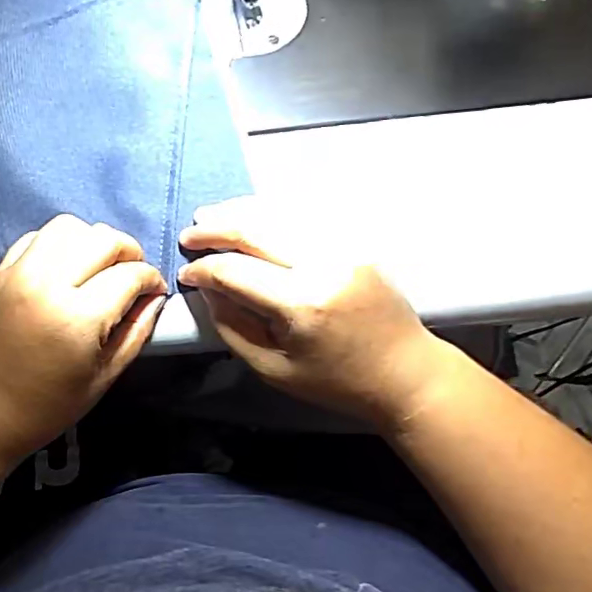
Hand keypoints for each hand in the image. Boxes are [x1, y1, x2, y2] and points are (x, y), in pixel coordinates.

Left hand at [0, 215, 167, 471]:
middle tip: (132, 278)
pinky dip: (59, 244)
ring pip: (69, 227)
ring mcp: (19, 273)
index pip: (130, 275)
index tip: (154, 293)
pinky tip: (65, 270)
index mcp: (77, 316)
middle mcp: (48, 283)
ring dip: (93, 242)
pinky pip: (37, 237)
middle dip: (129, 253)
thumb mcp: (103, 379)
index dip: (152, 281)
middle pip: (103, 239)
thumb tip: (154, 301)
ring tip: (99, 269)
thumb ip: (135, 333)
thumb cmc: (44, 408)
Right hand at [178, 197, 456, 427]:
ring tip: (212, 215)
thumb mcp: (273, 369)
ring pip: (281, 212)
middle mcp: (324, 264)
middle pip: (257, 229)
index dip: (204, 270)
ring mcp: (345, 247)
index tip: (186, 273)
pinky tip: (255, 212)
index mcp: (302, 304)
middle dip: (216, 228)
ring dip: (242, 211)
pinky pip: (308, 213)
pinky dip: (275, 210)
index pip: (236, 271)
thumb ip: (233, 327)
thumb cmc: (337, 382)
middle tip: (190, 233)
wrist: (406, 372)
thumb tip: (210, 289)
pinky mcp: (357, 242)